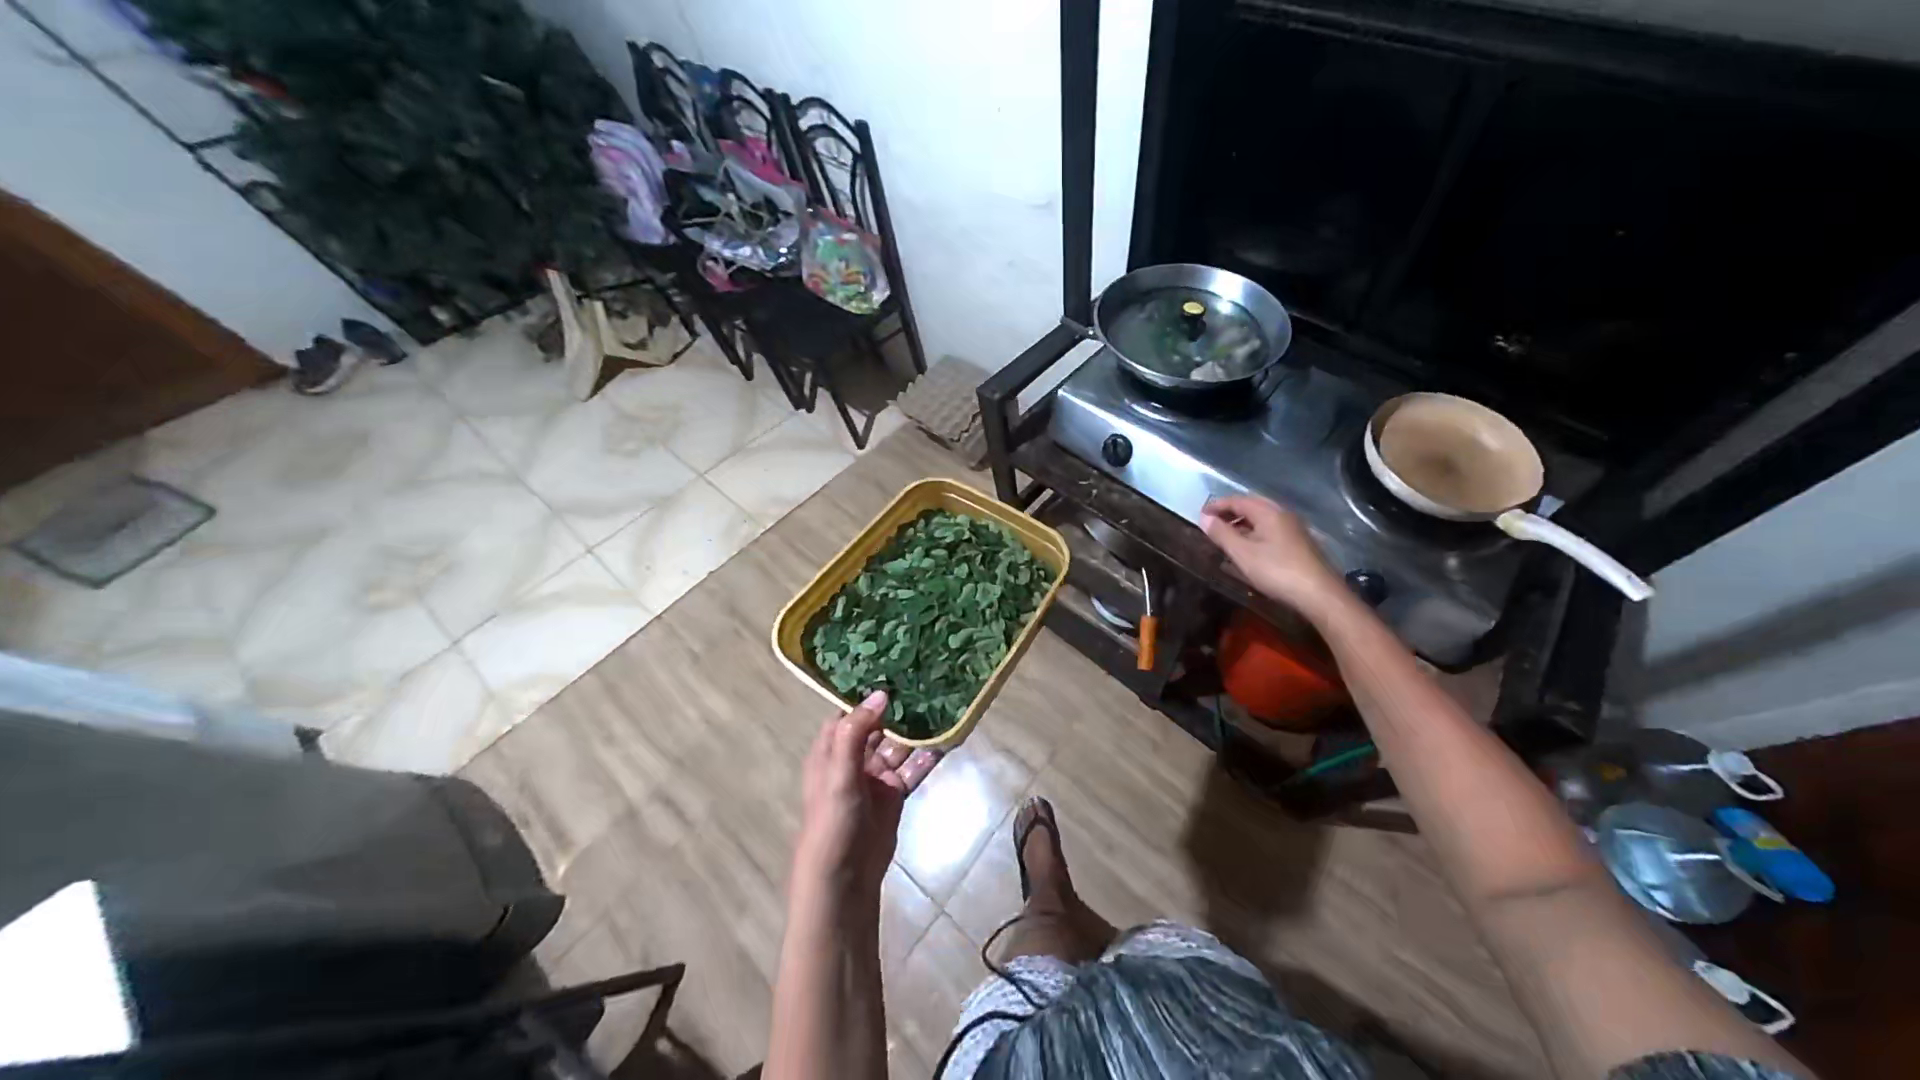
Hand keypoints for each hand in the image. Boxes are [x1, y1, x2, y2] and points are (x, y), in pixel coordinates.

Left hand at [794, 690, 940, 901]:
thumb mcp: (839, 772)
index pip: (849, 710)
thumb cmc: (833, 819)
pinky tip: (948, 739)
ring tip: (943, 702)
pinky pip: (914, 768)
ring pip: (900, 744)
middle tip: (927, 678)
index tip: (892, 665)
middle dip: (899, 706)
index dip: (867, 692)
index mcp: (832, 748)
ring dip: (917, 728)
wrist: (845, 875)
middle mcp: (854, 757)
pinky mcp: (895, 793)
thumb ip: (857, 731)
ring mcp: (876, 775)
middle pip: (879, 724)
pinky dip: (929, 755)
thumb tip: (882, 694)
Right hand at [1200, 494, 1345, 614]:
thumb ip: (1221, 534)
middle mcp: (1283, 515)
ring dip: (1242, 523)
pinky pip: (1271, 529)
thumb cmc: (1277, 571)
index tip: (1200, 515)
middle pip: (1252, 505)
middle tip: (1212, 522)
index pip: (1238, 500)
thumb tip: (1204, 518)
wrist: (1319, 594)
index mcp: (1269, 512)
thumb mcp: (1242, 554)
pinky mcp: (1299, 543)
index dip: (1217, 505)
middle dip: (1230, 511)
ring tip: (1225, 536)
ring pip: (1263, 518)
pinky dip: (1254, 532)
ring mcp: (1294, 529)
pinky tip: (1247, 548)